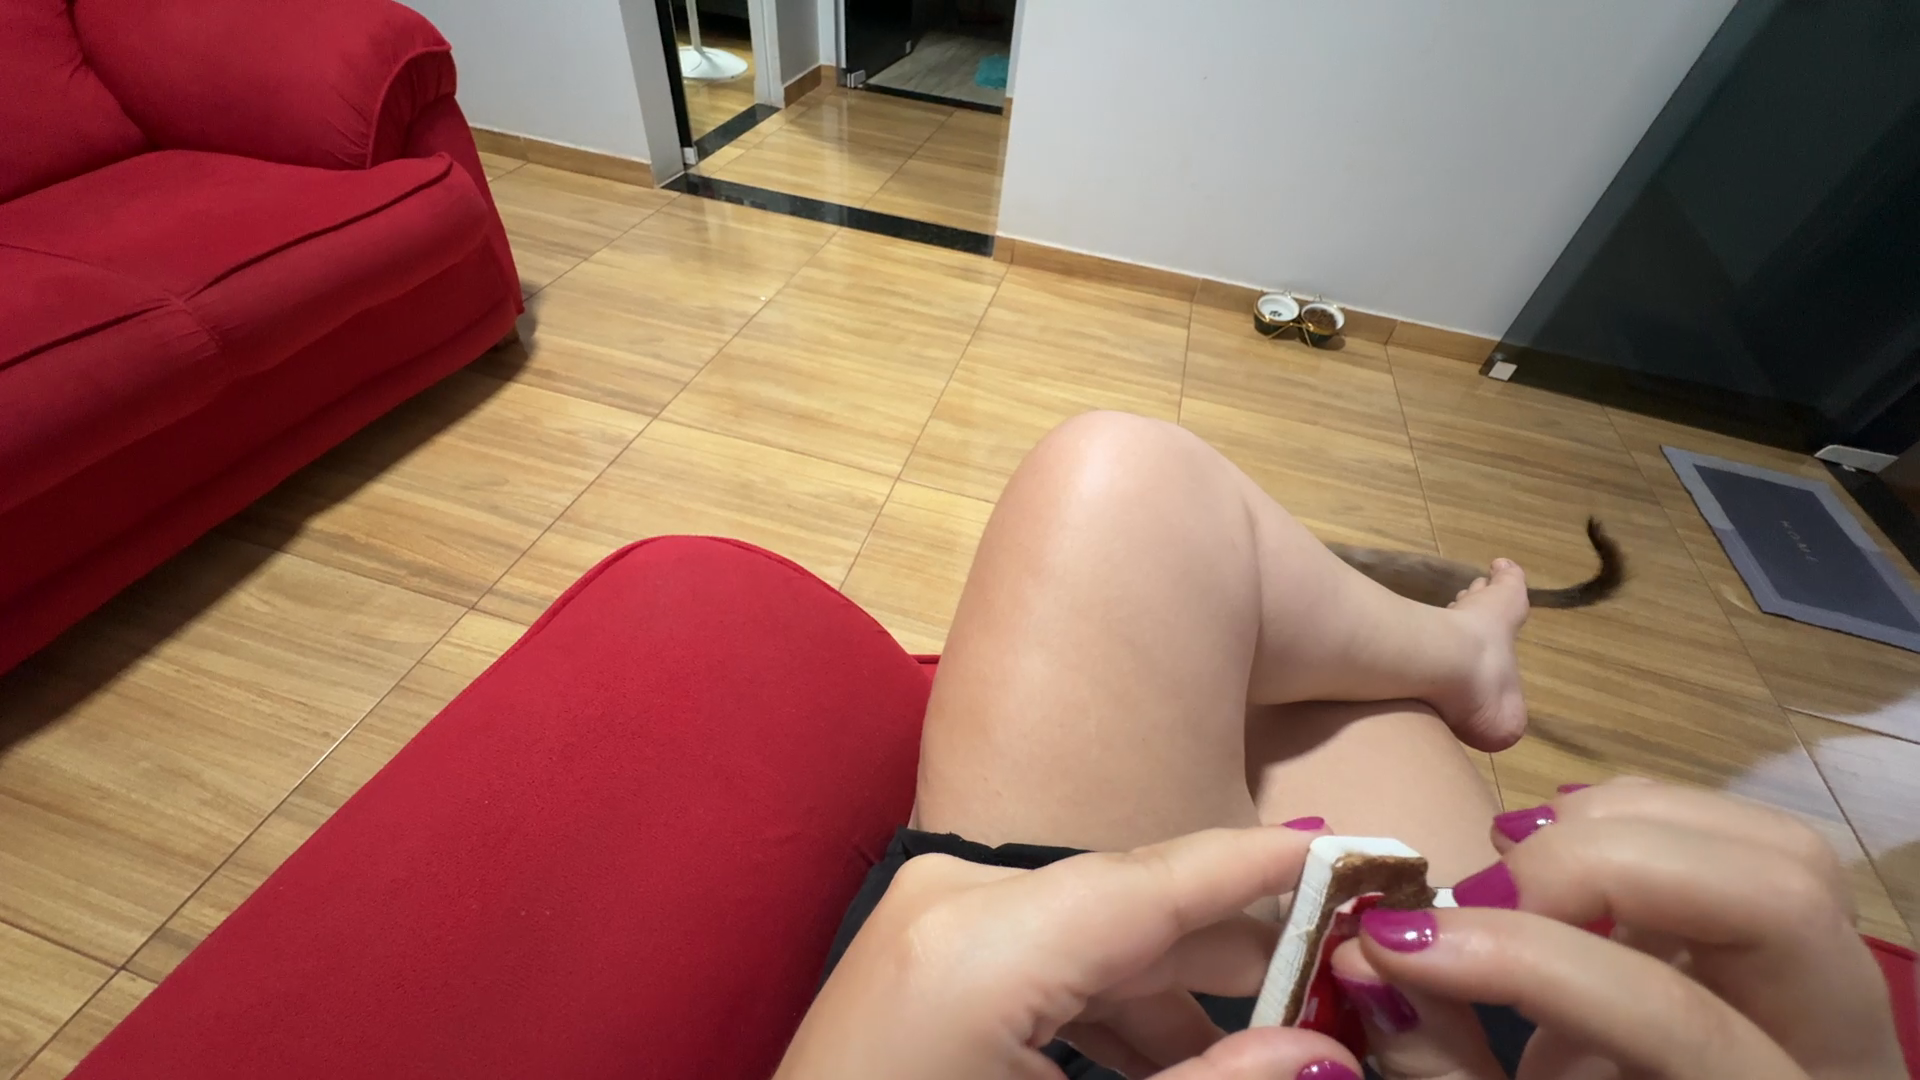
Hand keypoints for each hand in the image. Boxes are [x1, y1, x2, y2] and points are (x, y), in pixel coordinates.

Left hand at [776, 825, 1365, 1079]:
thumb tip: (1320, 1056)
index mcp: (977, 944)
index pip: (1143, 882)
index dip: (1248, 863)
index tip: (1336, 848)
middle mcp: (949, 897)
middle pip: (1119, 904)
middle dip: (1222, 944)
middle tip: (1323, 974)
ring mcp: (928, 912)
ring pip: (1082, 931)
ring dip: (1165, 991)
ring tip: (1253, 1046)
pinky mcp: (922, 941)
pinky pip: (1038, 953)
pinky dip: (1103, 1003)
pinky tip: (1160, 1058)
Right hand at [1331, 779, 1908, 1078]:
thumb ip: (1440, 1066)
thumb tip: (1360, 957)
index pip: (1675, 1018)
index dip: (1521, 959)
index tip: (1393, 940)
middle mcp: (1838, 1052)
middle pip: (1773, 893)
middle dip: (1590, 864)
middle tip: (1481, 892)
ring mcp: (1824, 987)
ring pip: (1764, 843)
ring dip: (1612, 822)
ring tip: (1510, 855)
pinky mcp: (1776, 941)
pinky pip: (1728, 833)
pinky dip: (1618, 813)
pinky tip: (1544, 848)